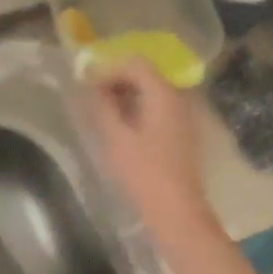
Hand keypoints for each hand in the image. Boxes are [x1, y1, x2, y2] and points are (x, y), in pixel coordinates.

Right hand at [89, 57, 215, 235]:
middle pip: (146, 74)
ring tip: (106, 115)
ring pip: (153, 92)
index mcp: (164, 93)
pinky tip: (125, 129)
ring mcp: (185, 115)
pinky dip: (141, 110)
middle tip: (93, 100)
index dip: (108, 70)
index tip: (87, 87)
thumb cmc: (144, 172)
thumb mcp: (116, 137)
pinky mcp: (184, 131)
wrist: (176, 209)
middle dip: (118, 81)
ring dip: (128, 96)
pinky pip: (161, 108)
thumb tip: (90, 85)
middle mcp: (179, 97)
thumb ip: (102, 106)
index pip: (135, 63)